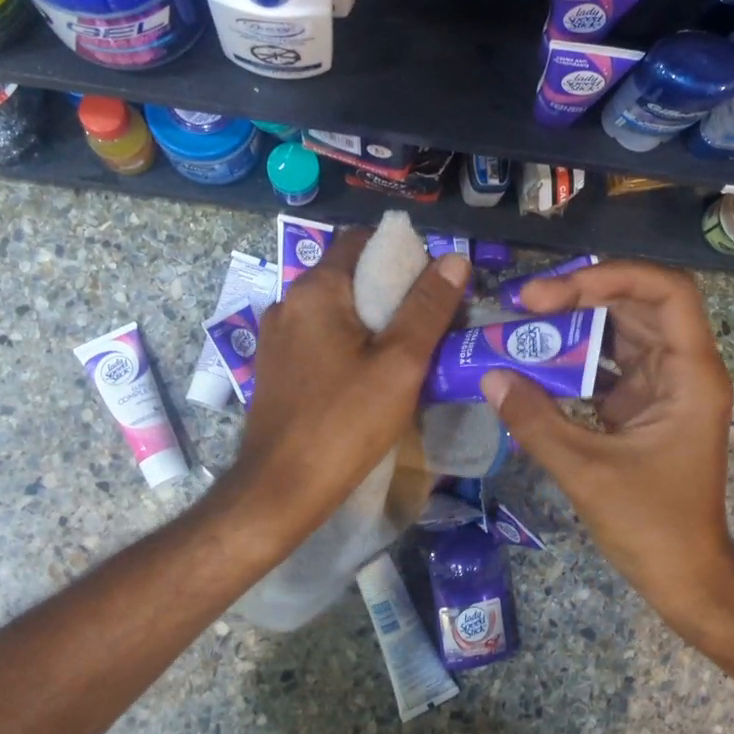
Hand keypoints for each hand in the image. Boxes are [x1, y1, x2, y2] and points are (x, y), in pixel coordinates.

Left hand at [229, 229, 468, 535]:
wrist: (280, 491)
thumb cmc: (344, 423)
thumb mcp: (400, 363)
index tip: (437, 286)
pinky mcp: (278, 367)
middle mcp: (289, 302)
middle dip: (396, 292)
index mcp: (315, 290)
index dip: (406, 255)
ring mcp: (278, 337)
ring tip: (413, 351)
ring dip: (376, 321)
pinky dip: (353, 344)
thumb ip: (428, 307)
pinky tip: (376, 376)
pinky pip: (323, 338)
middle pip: (352, 275)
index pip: (364, 241)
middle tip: (436, 322)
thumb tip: (455, 258)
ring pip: (339, 310)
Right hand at [480, 261, 733, 618]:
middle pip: (639, 304)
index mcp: (691, 374)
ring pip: (622, 330)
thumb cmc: (652, 525)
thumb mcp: (588, 471)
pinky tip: (536, 360)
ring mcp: (665, 387)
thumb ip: (536, 421)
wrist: (685, 576)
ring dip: (577, 323)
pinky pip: (610, 364)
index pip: (668, 292)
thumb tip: (490, 377)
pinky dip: (576, 357)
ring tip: (524, 322)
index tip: (559, 289)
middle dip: (583, 294)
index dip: (615, 275)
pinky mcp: (645, 406)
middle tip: (526, 301)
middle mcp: (684, 369)